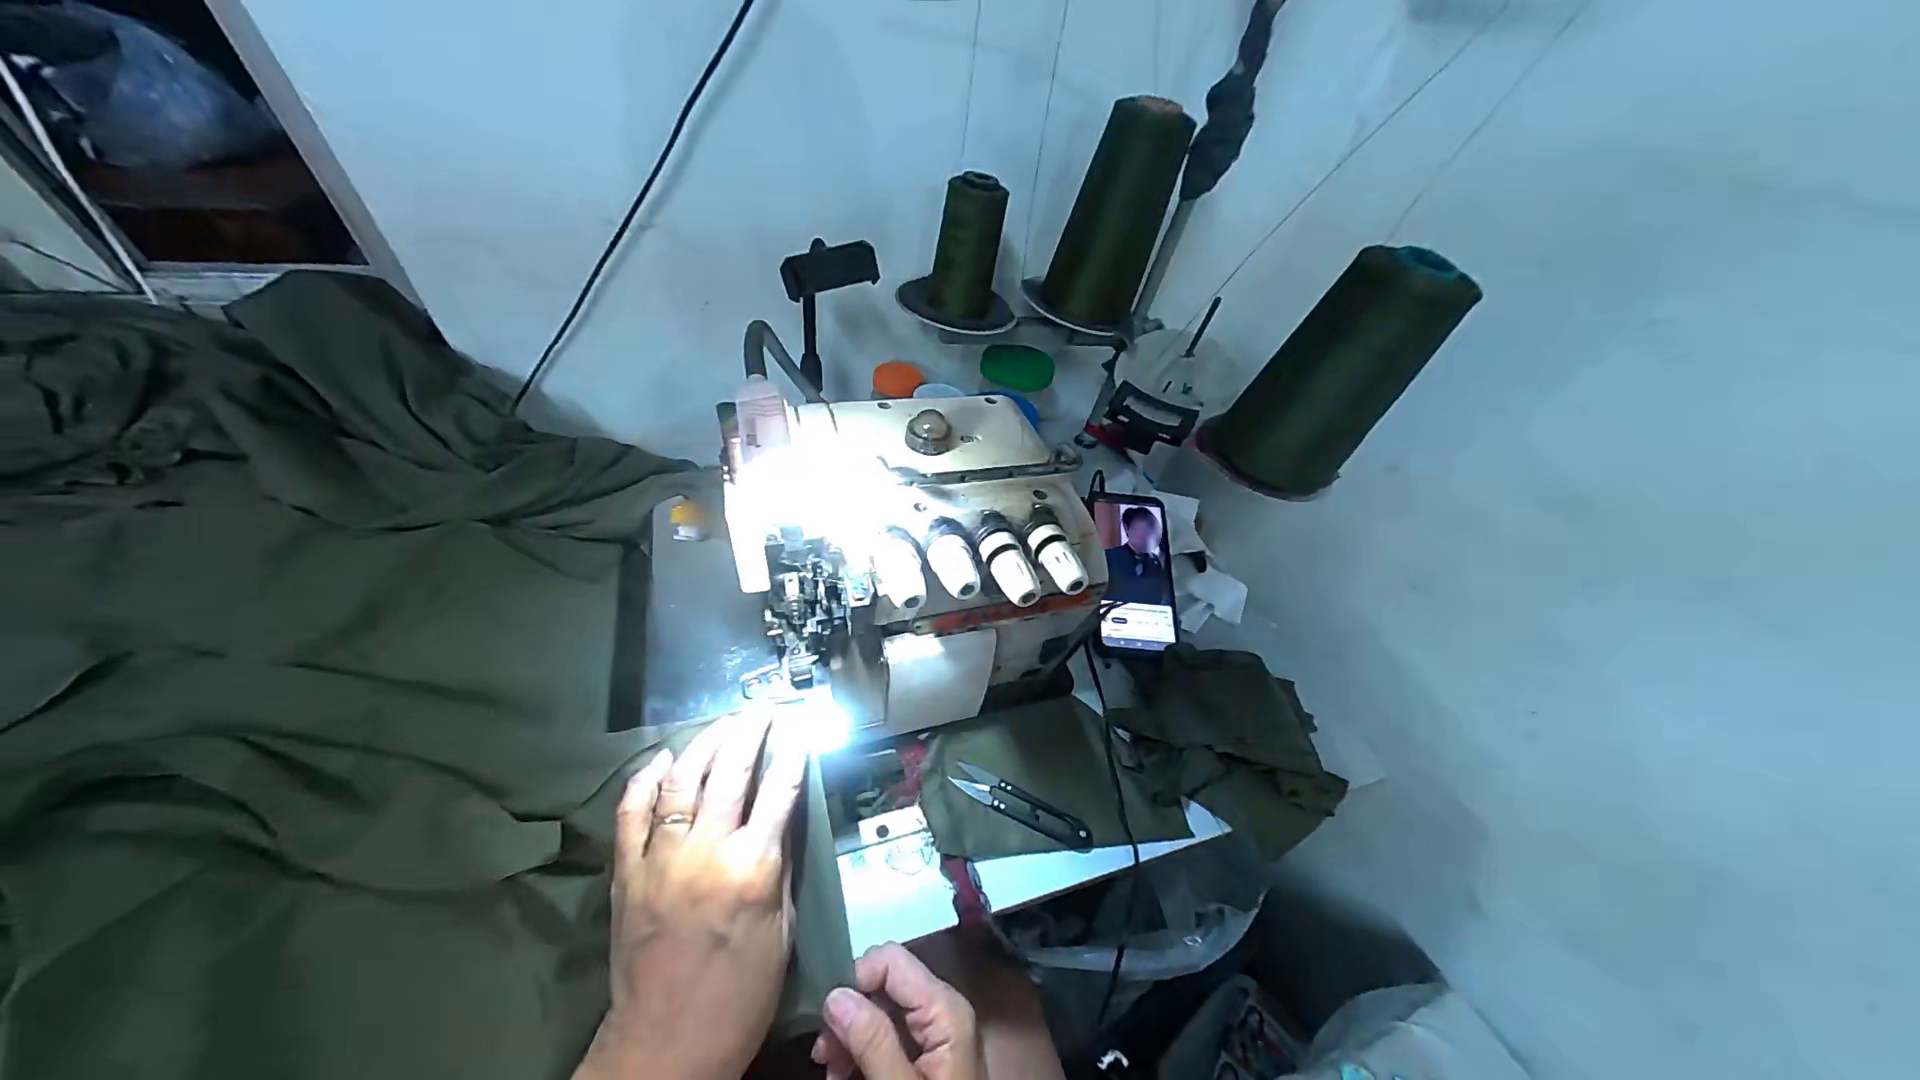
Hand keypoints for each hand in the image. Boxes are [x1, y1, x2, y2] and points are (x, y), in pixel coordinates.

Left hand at [574, 711, 807, 1079]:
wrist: (664, 1047)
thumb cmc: (740, 994)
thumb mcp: (781, 929)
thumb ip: (782, 864)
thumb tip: (785, 814)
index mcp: (752, 869)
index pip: (779, 790)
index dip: (792, 752)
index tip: (800, 727)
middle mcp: (706, 852)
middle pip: (731, 771)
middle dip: (751, 731)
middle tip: (763, 709)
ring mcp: (660, 859)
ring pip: (682, 780)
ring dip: (705, 743)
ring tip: (723, 721)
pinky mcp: (626, 873)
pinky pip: (631, 812)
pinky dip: (645, 779)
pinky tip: (663, 757)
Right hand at [811, 943, 985, 1079]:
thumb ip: (872, 1041)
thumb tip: (834, 994)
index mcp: (944, 1007)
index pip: (891, 959)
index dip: (855, 978)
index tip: (826, 1019)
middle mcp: (940, 1007)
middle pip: (883, 982)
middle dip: (849, 1013)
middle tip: (824, 1057)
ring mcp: (934, 1029)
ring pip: (878, 1009)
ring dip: (849, 1037)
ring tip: (832, 1075)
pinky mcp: (926, 1052)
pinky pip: (886, 1035)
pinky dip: (861, 1052)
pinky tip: (845, 1078)